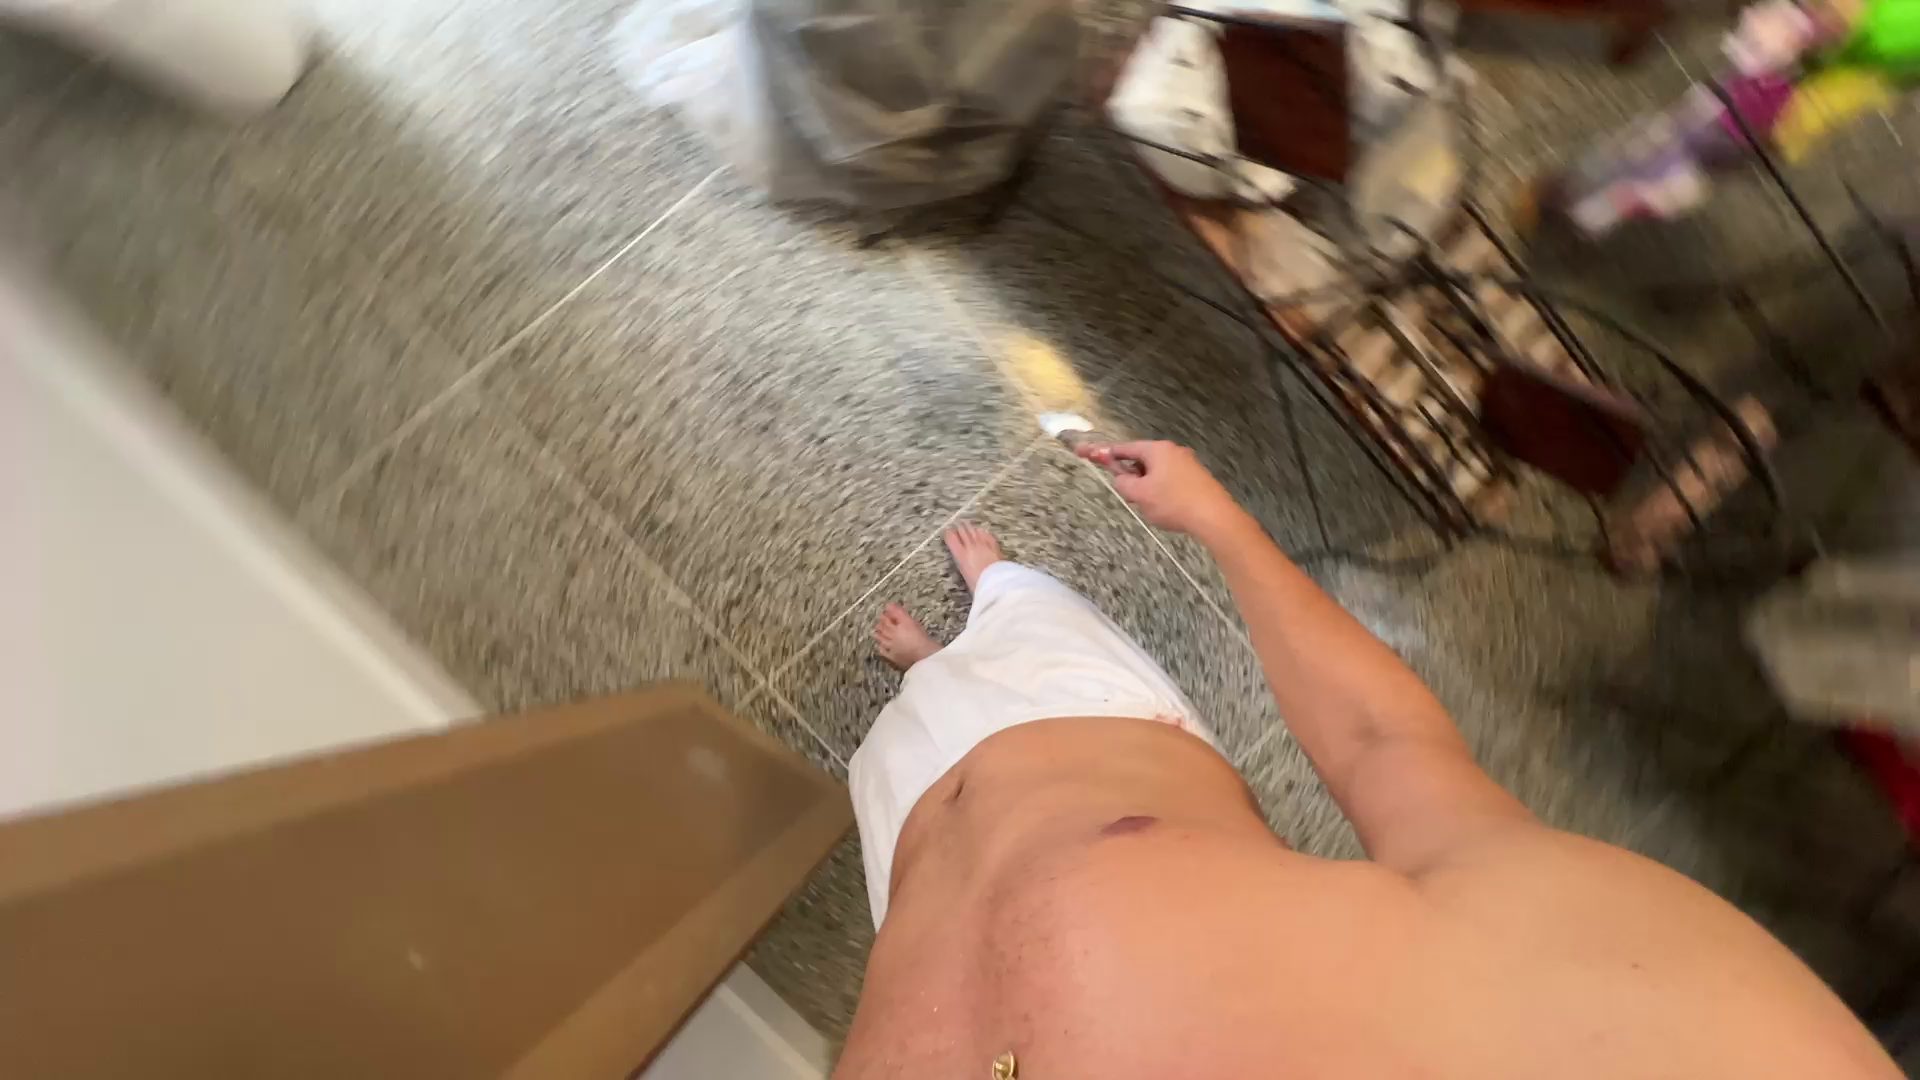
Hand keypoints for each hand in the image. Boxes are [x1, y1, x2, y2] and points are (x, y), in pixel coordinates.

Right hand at [1076, 439, 1247, 539]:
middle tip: (1130, 496)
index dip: (1105, 453)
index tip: (1088, 453)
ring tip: (1151, 506)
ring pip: (1156, 471)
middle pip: (1141, 459)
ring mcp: (1187, 463)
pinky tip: (1166, 507)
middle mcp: (1173, 451)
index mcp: (1157, 449)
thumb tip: (1120, 478)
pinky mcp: (1196, 477)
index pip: (1125, 448)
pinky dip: (1161, 490)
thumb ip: (1123, 483)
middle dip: (1132, 475)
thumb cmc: (1173, 503)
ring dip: (1146, 485)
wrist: (1213, 517)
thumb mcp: (1139, 494)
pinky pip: (1170, 479)